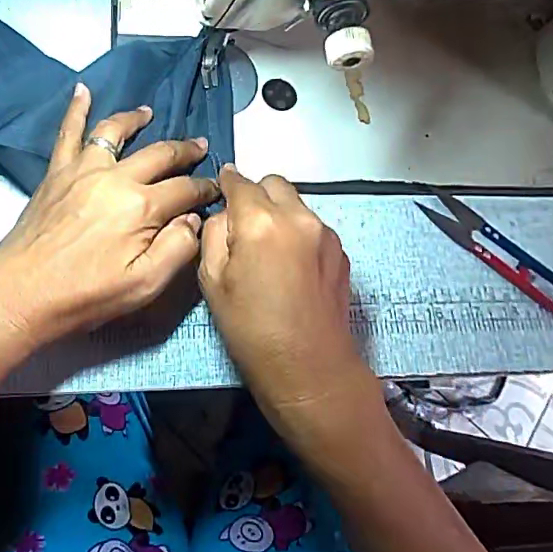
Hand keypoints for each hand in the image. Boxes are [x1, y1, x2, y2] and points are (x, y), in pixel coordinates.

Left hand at [0, 84, 220, 350]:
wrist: (19, 293)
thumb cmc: (83, 295)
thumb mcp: (143, 286)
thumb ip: (177, 250)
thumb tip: (194, 220)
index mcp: (142, 206)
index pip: (186, 189)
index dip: (206, 188)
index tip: (217, 188)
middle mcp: (115, 178)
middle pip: (158, 154)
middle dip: (184, 149)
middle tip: (200, 145)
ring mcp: (82, 170)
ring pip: (114, 133)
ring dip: (135, 120)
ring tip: (148, 112)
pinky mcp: (56, 173)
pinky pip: (68, 133)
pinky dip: (76, 110)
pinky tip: (81, 91)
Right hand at [199, 165, 375, 424]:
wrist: (309, 368)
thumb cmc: (250, 329)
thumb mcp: (211, 280)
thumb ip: (213, 234)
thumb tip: (224, 214)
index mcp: (260, 222)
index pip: (240, 183)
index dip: (227, 182)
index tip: (221, 185)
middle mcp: (297, 217)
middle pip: (273, 183)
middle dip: (255, 195)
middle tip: (242, 225)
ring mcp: (324, 232)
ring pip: (295, 203)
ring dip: (278, 212)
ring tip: (267, 249)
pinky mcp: (341, 250)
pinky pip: (311, 225)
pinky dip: (296, 232)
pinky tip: (289, 265)